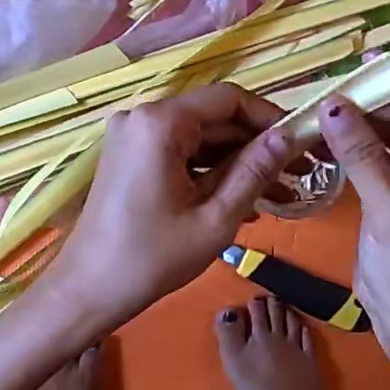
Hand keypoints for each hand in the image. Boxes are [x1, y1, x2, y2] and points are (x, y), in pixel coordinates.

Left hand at [46, 84, 295, 328]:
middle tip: (299, 174)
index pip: (228, 99)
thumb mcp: (215, 219)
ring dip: (237, 164)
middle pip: (213, 119)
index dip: (269, 117)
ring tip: (279, 196)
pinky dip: (208, 173)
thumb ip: (254, 172)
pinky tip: (242, 202)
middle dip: (256, 146)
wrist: (88, 290)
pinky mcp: (129, 158)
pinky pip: (178, 154)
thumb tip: (287, 137)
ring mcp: (131, 137)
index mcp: (159, 123)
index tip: (301, 142)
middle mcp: (141, 118)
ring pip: (198, 139)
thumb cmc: (152, 258)